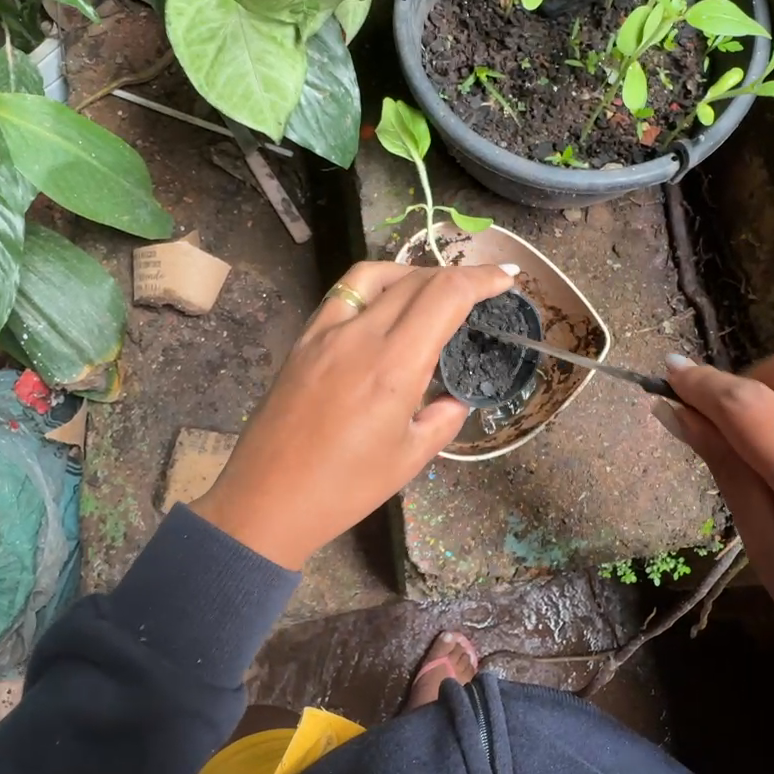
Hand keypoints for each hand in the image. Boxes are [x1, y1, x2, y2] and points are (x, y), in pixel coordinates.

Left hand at [193, 261, 517, 570]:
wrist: (267, 499)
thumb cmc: (345, 488)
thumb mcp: (409, 459)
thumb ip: (442, 420)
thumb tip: (454, 400)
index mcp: (395, 365)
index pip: (446, 296)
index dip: (482, 279)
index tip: (506, 278)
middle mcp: (361, 335)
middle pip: (417, 280)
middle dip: (457, 276)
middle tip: (481, 289)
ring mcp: (326, 333)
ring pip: (376, 276)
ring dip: (413, 273)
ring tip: (432, 290)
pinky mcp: (303, 340)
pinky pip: (343, 294)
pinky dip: (374, 286)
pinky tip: (383, 305)